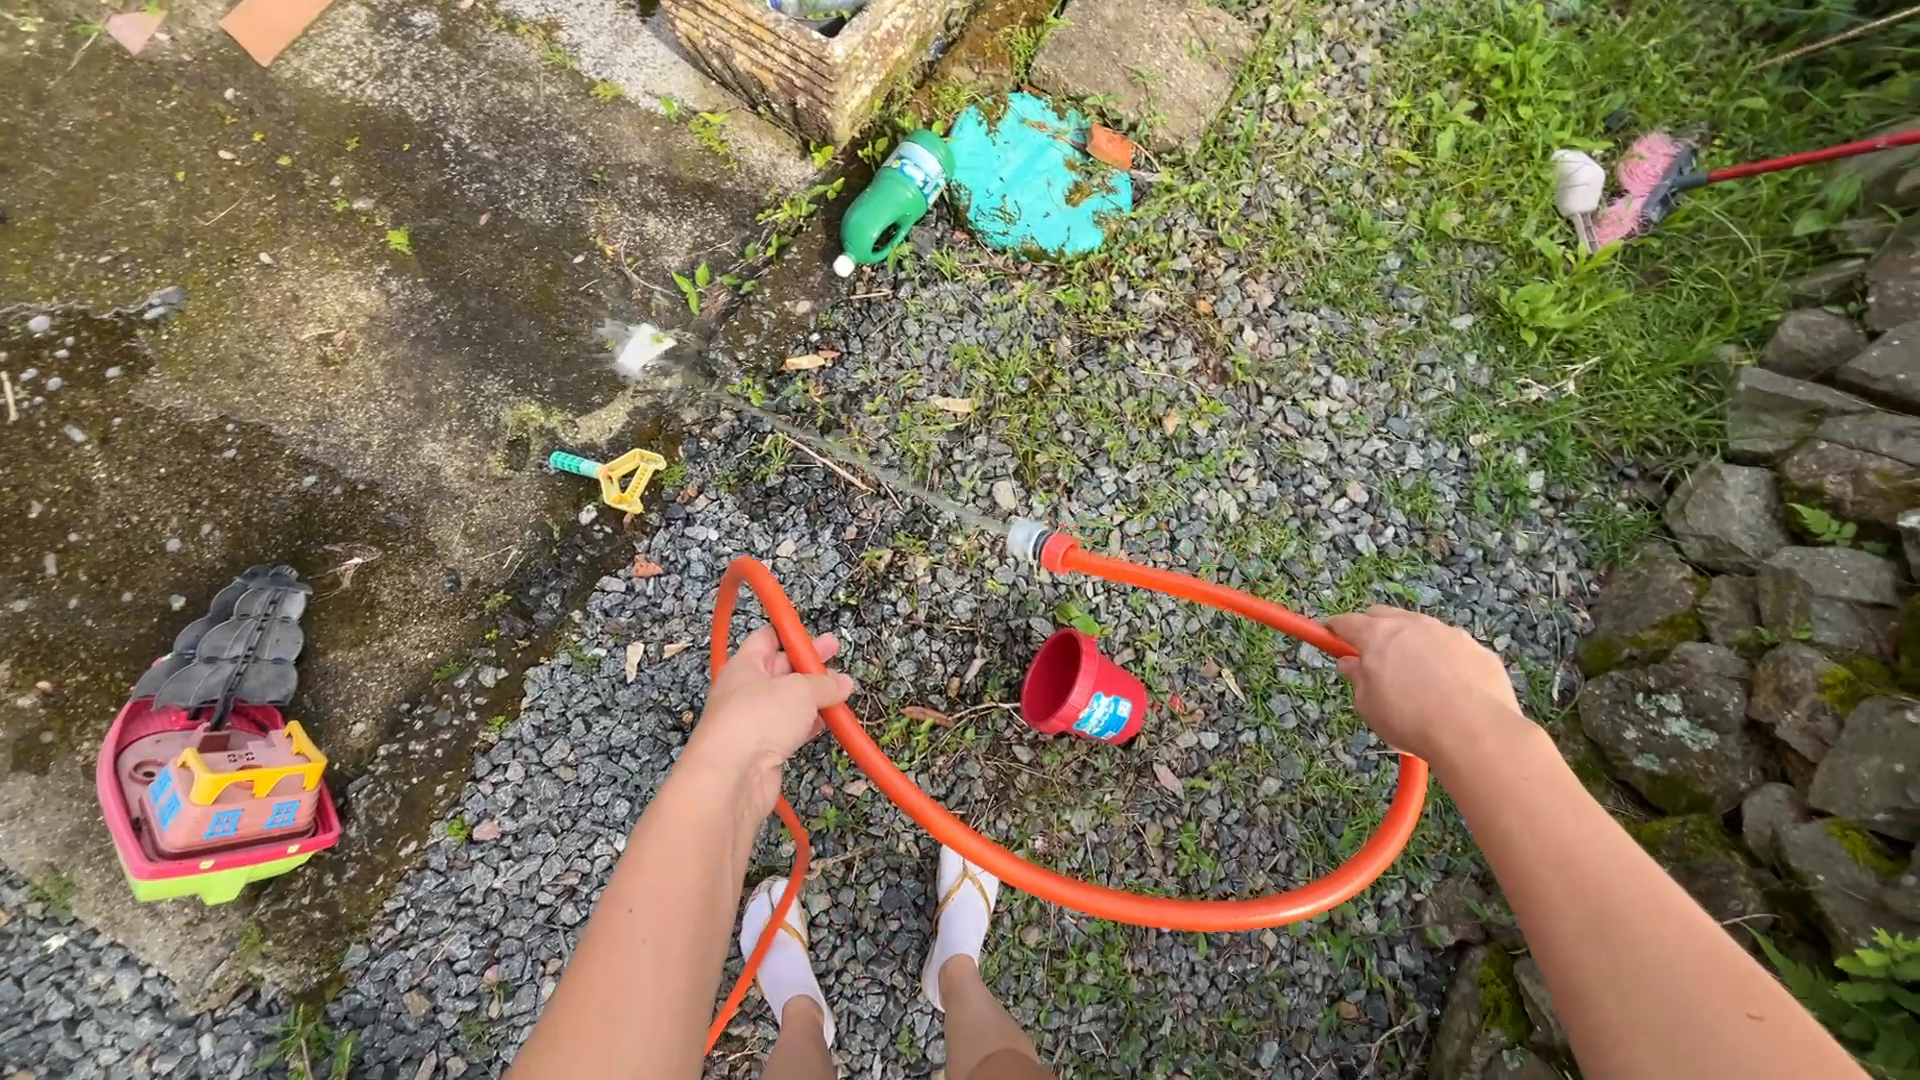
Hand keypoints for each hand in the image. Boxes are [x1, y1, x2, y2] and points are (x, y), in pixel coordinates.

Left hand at [680, 624, 854, 820]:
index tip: (815, 633)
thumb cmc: (758, 718)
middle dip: (809, 663)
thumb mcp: (800, 689)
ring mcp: (754, 721)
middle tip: (835, 654)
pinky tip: (828, 720)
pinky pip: (790, 728)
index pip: (767, 638)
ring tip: (842, 690)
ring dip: (814, 695)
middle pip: (781, 668)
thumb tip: (844, 682)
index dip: (792, 634)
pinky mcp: (764, 748)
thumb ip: (825, 683)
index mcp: (745, 665)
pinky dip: (810, 723)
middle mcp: (746, 690)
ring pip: (788, 701)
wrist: (731, 777)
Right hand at [1325, 605, 1531, 766]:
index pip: (1346, 622)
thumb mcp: (1367, 705)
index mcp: (1377, 635)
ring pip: (1420, 630)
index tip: (1330, 637)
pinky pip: (1452, 648)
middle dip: (1372, 630)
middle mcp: (1412, 625)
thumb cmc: (1410, 719)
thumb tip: (1352, 665)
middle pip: (1383, 615)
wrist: (1475, 733)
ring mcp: (1448, 633)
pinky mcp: (1478, 649)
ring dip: (1410, 644)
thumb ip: (1357, 678)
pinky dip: (1444, 661)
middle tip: (1372, 658)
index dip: (1335, 629)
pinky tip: (1448, 690)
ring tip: (1415, 680)